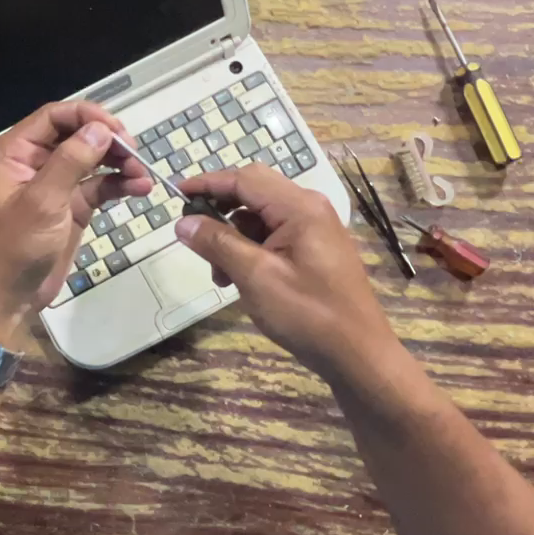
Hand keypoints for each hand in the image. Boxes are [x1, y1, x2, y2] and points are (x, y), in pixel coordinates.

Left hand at [0, 102, 152, 347]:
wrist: (6, 298)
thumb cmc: (14, 247)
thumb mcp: (42, 201)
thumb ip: (71, 162)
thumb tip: (100, 129)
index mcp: (15, 152)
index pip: (54, 116)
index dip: (88, 116)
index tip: (118, 129)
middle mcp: (34, 162)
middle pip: (77, 134)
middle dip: (108, 140)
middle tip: (134, 153)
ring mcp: (56, 184)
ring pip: (93, 159)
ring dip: (119, 162)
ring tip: (142, 173)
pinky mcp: (72, 206)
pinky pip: (100, 186)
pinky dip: (120, 184)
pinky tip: (140, 188)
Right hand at [174, 164, 396, 375]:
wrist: (357, 355)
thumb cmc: (308, 314)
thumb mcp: (255, 277)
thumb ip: (217, 243)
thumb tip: (183, 222)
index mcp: (300, 207)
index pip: (244, 179)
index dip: (207, 183)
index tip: (176, 192)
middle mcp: (309, 208)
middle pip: (253, 191)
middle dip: (220, 210)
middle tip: (194, 234)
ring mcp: (314, 228)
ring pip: (260, 215)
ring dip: (233, 235)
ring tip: (219, 273)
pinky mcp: (314, 248)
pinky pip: (273, 234)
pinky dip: (250, 248)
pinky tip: (240, 278)